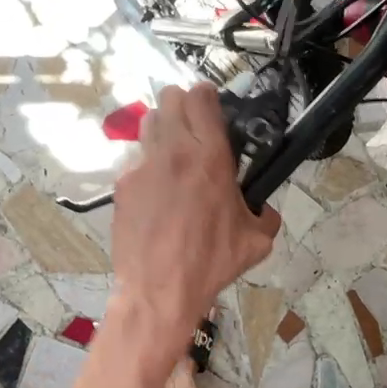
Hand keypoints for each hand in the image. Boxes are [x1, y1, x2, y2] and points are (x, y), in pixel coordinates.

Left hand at [110, 85, 280, 345]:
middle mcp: (174, 152)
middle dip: (182, 106)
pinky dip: (146, 167)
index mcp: (211, 158)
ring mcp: (142, 166)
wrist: (159, 290)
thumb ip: (264, 214)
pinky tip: (154, 194)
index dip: (207, 97)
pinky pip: (135, 161)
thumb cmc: (211, 263)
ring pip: (148, 123)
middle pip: (170, 98)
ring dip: (162, 130)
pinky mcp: (122, 185)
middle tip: (193, 129)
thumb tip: (263, 209)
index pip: (202, 98)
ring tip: (172, 157)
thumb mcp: (255, 241)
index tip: (213, 110)